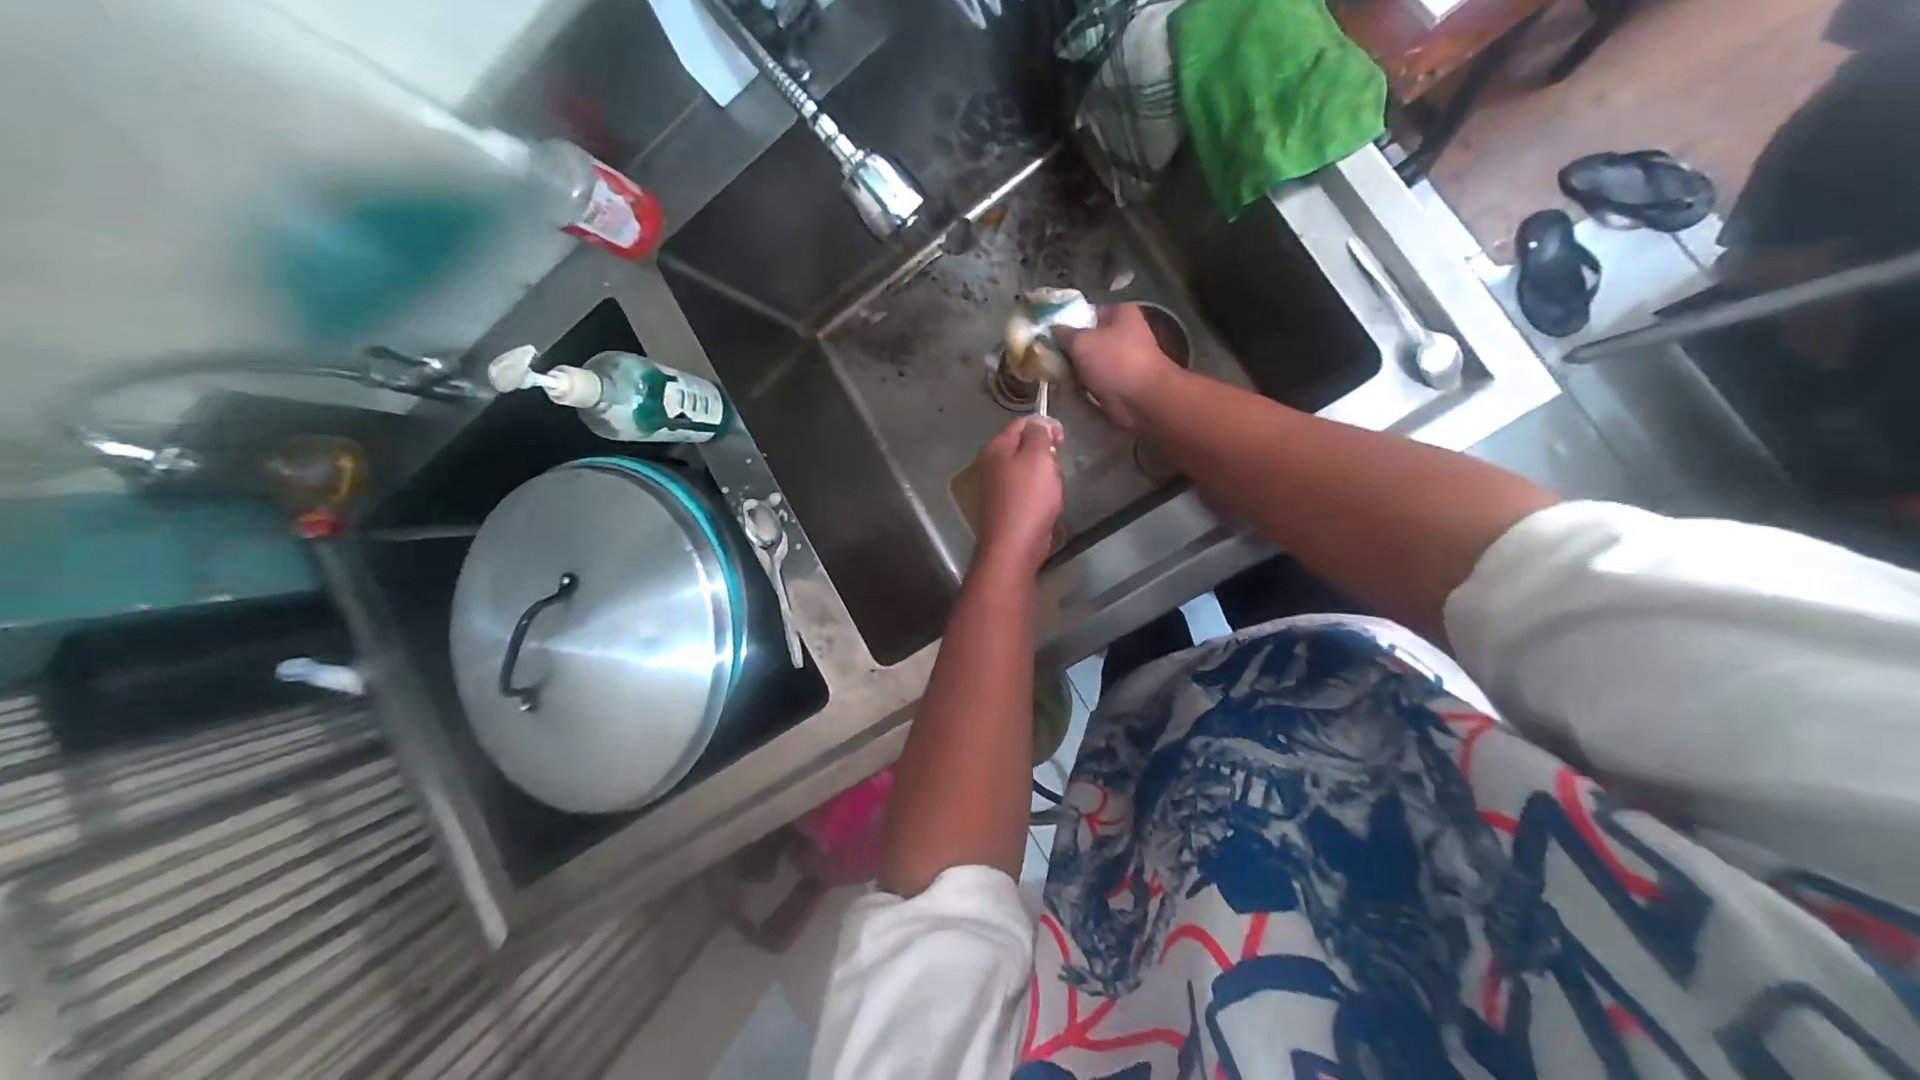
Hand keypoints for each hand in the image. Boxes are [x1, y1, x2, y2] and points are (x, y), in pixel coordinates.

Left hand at [973, 415, 1064, 573]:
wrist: (1015, 545)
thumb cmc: (1029, 497)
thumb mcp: (1038, 456)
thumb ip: (1038, 433)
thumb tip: (1038, 422)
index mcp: (996, 448)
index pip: (1022, 423)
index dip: (1044, 425)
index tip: (1063, 439)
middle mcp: (992, 464)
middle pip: (1025, 447)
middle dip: (1046, 454)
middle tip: (1056, 467)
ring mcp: (998, 487)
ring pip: (1029, 470)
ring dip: (1046, 475)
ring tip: (1053, 489)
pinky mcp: (1007, 506)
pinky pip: (1028, 490)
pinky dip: (1040, 493)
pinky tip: (1047, 504)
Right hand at [1054, 304, 1179, 430]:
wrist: (1141, 401)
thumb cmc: (1115, 362)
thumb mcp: (1082, 342)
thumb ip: (1062, 333)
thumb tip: (1051, 330)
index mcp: (1117, 310)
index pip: (1084, 305)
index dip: (1062, 313)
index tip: (1042, 324)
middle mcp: (1119, 330)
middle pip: (1083, 332)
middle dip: (1064, 342)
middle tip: (1041, 347)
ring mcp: (1117, 356)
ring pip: (1085, 356)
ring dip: (1069, 363)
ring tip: (1047, 365)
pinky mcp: (1113, 378)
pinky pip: (1089, 375)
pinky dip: (1077, 379)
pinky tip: (1060, 381)